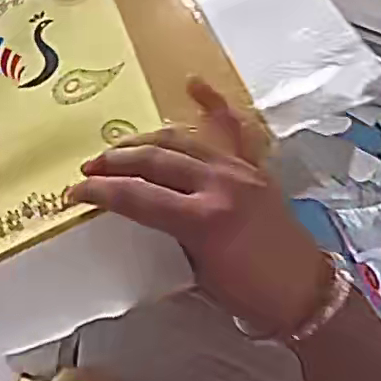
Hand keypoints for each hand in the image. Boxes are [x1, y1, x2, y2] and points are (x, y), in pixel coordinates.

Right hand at [68, 78, 331, 334]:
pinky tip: (193, 83)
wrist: (307, 296)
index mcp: (203, 219)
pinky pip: (232, 129)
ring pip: (179, 139)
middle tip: (88, 169)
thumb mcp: (193, 272)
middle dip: (113, 162)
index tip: (73, 193)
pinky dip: (213, 104)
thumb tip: (126, 214)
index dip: (98, 192)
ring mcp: (239, 170)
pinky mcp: (254, 167)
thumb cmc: (247, 294)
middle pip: (152, 160)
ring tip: (117, 149)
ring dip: (141, 140)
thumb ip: (160, 235)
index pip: (136, 195)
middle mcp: (220, 185)